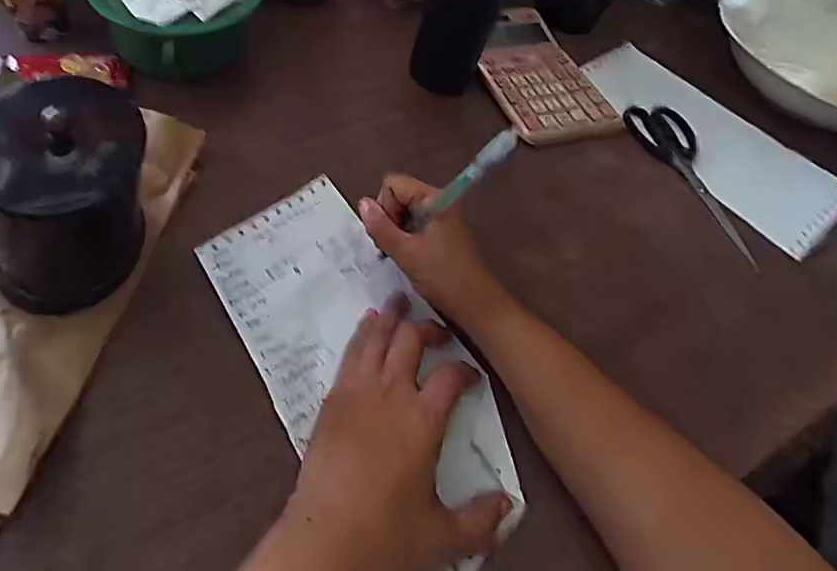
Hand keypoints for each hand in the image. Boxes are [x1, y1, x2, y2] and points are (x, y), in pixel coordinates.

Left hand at [248, 294, 511, 570]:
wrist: (328, 536)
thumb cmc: (388, 535)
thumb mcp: (443, 535)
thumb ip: (480, 519)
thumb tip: (508, 503)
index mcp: (423, 422)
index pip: (450, 378)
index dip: (464, 370)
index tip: (471, 373)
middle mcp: (390, 394)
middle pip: (410, 342)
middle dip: (428, 329)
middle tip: (438, 327)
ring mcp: (357, 390)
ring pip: (376, 338)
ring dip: (390, 317)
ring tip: (399, 300)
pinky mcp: (332, 396)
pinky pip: (351, 353)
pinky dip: (362, 333)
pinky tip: (367, 324)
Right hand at [359, 174, 511, 325]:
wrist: (477, 306)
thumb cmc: (443, 277)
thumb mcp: (406, 252)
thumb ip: (381, 226)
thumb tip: (363, 203)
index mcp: (434, 199)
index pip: (393, 185)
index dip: (385, 206)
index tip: (391, 233)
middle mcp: (438, 202)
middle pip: (398, 195)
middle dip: (388, 218)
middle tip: (393, 246)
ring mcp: (440, 217)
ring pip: (403, 211)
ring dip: (395, 230)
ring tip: (400, 253)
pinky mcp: (440, 232)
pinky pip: (412, 223)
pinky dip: (404, 237)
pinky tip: (408, 256)